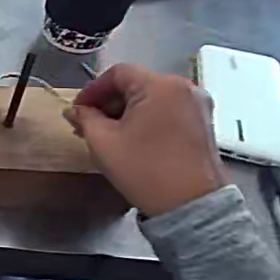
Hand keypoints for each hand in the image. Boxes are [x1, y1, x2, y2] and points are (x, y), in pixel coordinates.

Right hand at [64, 64, 230, 216]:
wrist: (191, 205)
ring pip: (152, 97)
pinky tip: (131, 137)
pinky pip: (167, 109)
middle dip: (108, 101)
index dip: (92, 89)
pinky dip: (146, 117)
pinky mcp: (204, 123)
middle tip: (88, 123)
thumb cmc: (144, 169)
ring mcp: (198, 105)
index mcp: (160, 85)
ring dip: (126, 110)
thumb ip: (85, 118)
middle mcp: (184, 88)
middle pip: (136, 83)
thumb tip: (75, 110)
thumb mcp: (103, 142)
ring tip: (108, 133)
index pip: (118, 73)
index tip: (77, 110)